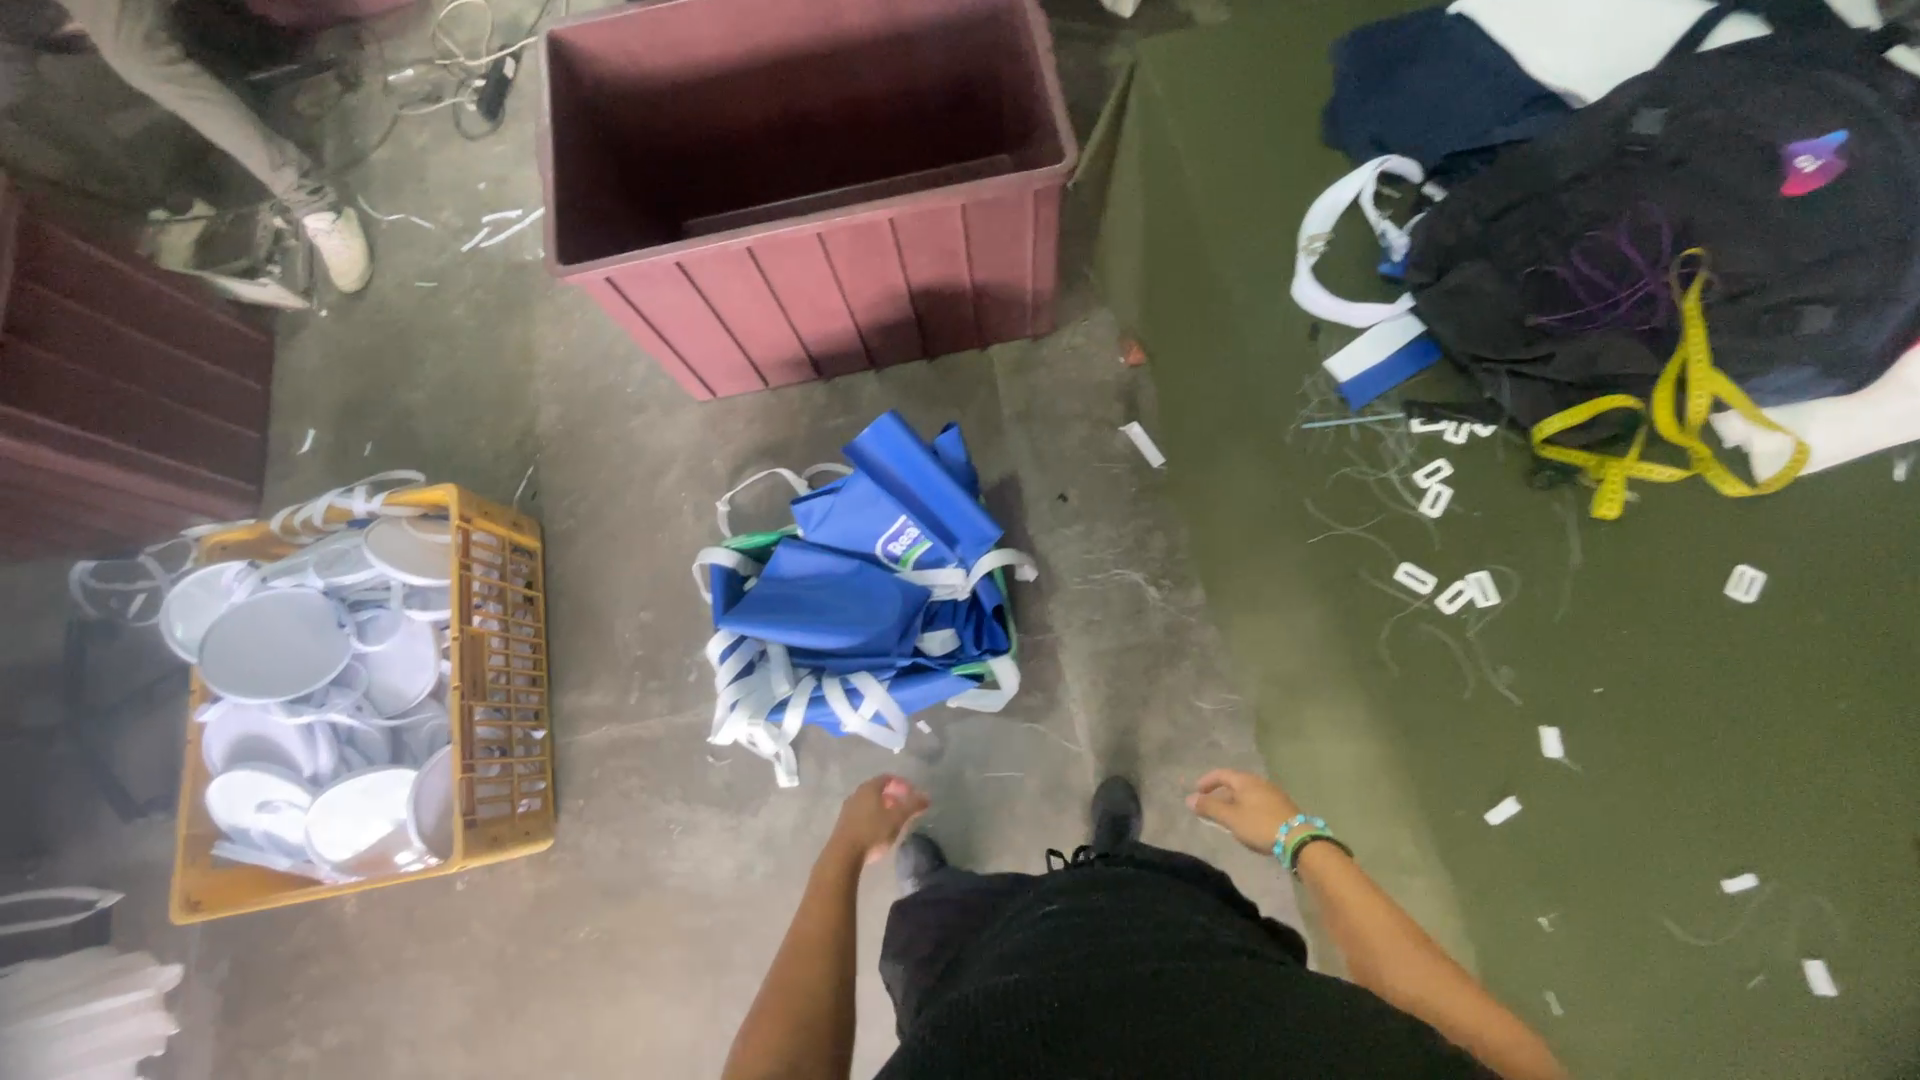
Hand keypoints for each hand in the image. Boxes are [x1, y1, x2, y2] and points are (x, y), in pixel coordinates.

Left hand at [827, 775, 929, 865]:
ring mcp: (848, 808)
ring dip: (883, 808)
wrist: (843, 854)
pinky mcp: (844, 823)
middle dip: (893, 797)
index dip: (902, 784)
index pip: (888, 778)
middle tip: (905, 808)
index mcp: (869, 788)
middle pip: (878, 790)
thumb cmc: (873, 832)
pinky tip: (879, 830)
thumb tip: (926, 797)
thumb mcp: (897, 818)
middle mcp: (857, 794)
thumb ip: (912, 806)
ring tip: (894, 821)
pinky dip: (874, 816)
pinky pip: (862, 813)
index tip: (912, 794)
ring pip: (869, 802)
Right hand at [1186, 768, 1302, 854]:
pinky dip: (1246, 809)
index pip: (1221, 774)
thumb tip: (1189, 799)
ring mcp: (1273, 794)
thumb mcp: (1230, 818)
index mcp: (1245, 780)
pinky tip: (1247, 824)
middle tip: (1210, 808)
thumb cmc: (1259, 824)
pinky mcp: (1282, 807)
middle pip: (1234, 784)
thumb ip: (1209, 808)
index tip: (1197, 793)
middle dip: (1220, 795)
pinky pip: (1258, 803)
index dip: (1207, 782)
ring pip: (1247, 795)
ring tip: (1227, 819)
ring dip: (1234, 803)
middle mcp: (1259, 782)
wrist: (1298, 839)